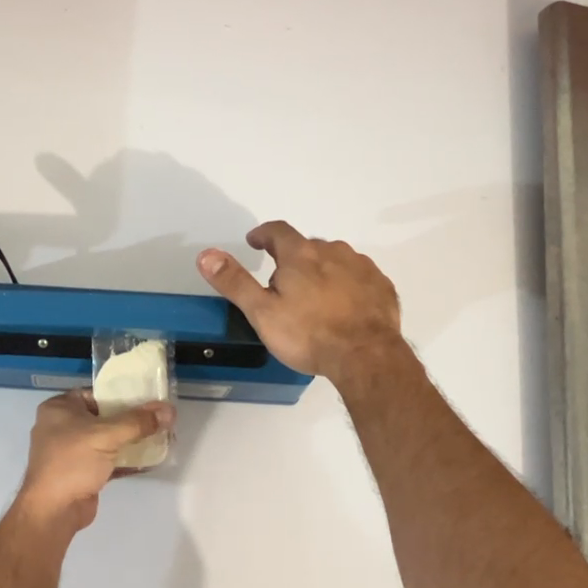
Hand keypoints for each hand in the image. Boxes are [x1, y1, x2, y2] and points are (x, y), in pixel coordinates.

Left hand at [14, 391, 172, 531]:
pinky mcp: (82, 471)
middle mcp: (62, 426)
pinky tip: (151, 459)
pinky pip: (108, 459)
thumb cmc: (72, 462)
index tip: (151, 396)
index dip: (124, 394)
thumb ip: (139, 422)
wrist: (54, 510)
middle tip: (160, 417)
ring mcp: (72, 451)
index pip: (96, 393)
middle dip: (132, 419)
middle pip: (104, 416)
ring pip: (108, 439)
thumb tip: (169, 410)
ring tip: (161, 436)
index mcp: (59, 408)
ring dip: (132, 440)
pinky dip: (126, 459)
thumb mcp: (106, 435)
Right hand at [198, 221, 407, 384]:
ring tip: (314, 296)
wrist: (365, 355)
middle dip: (294, 259)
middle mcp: (333, 251)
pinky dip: (347, 285)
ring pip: (336, 260)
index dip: (263, 234)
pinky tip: (344, 307)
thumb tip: (206, 254)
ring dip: (322, 271)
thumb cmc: (308, 334)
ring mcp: (361, 267)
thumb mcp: (262, 312)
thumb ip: (234, 282)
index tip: (254, 241)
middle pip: (308, 247)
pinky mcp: (381, 286)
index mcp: (301, 255)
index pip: (278, 232)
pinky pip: (359, 277)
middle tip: (283, 282)